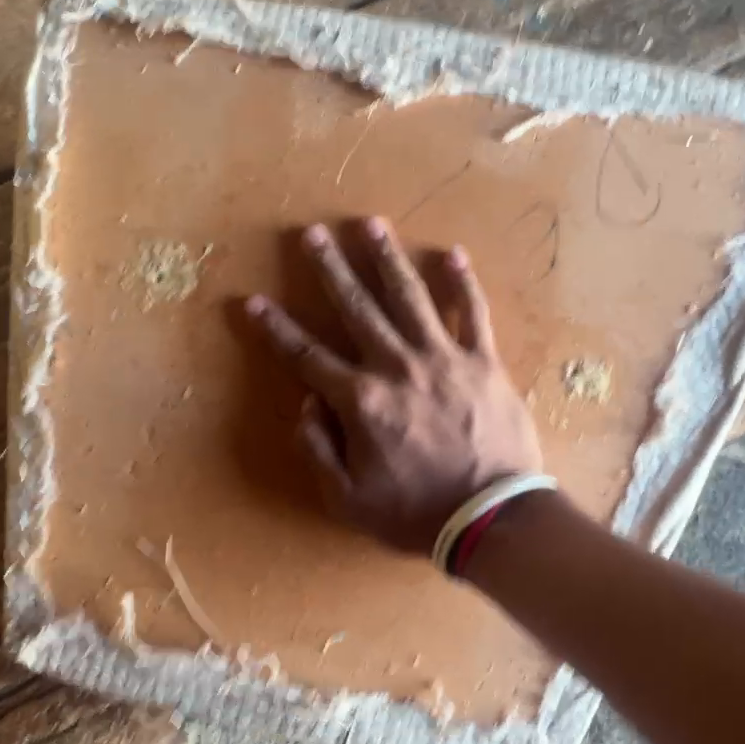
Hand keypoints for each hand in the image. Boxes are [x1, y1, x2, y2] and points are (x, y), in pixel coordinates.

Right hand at [245, 218, 541, 556]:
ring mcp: (444, 359)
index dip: (276, 328)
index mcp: (361, 401)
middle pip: (357, 308)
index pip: (306, 355)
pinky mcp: (485, 363)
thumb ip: (318, 448)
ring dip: (388, 259)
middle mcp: (397, 367)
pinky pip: (473, 314)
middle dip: (330, 268)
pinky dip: (463, 284)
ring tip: (372, 225)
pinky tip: (454, 254)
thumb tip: (308, 402)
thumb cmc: (416, 513)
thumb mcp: (347, 499)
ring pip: (410, 297)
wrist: (492, 519)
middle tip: (312, 233)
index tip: (252, 301)